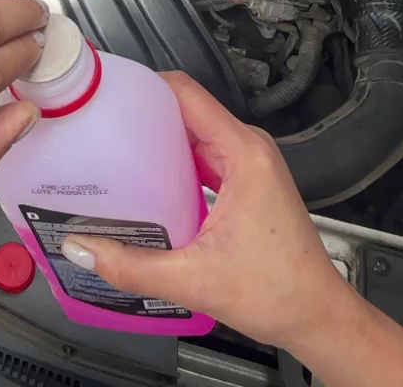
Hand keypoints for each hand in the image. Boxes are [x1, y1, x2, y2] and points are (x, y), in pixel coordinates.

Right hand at [57, 71, 348, 345]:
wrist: (319, 318)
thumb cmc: (279, 294)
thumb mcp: (195, 280)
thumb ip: (132, 266)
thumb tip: (83, 247)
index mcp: (243, 152)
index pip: (186, 92)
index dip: (145, 85)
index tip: (110, 90)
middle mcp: (248, 147)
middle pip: (185, 106)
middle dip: (142, 110)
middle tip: (100, 123)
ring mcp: (248, 160)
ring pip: (192, 128)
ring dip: (156, 134)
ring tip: (114, 147)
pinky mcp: (245, 176)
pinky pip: (201, 149)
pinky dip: (172, 155)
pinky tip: (146, 177)